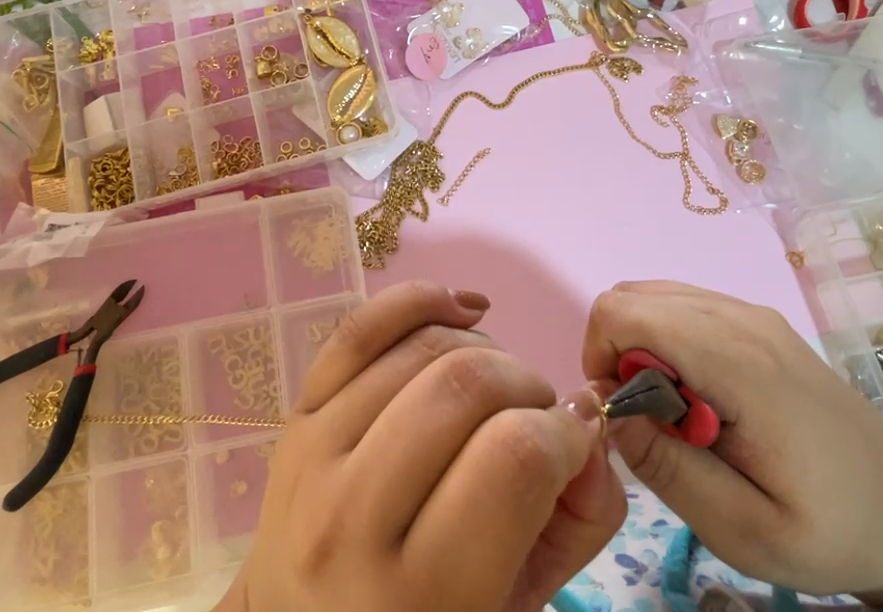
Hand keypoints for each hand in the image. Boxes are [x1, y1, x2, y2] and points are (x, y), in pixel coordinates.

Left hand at [220, 281, 624, 611]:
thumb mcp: (521, 601)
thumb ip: (579, 519)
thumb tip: (586, 422)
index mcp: (420, 591)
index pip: (514, 456)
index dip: (563, 436)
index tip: (571, 444)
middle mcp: (352, 517)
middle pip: (465, 387)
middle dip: (525, 384)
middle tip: (535, 415)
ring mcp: (313, 455)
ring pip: (420, 349)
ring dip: (483, 349)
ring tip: (496, 385)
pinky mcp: (296, 415)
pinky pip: (359, 330)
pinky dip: (420, 301)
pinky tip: (461, 310)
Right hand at [584, 281, 882, 603]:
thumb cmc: (829, 530)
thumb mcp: (742, 529)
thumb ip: (666, 467)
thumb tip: (605, 410)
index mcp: (738, 362)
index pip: (624, 314)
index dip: (600, 362)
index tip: (622, 422)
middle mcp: (741, 318)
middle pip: (630, 298)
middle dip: (613, 356)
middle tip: (644, 424)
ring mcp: (752, 314)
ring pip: (651, 298)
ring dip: (636, 350)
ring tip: (669, 416)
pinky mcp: (756, 322)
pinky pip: (679, 308)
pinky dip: (661, 343)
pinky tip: (692, 399)